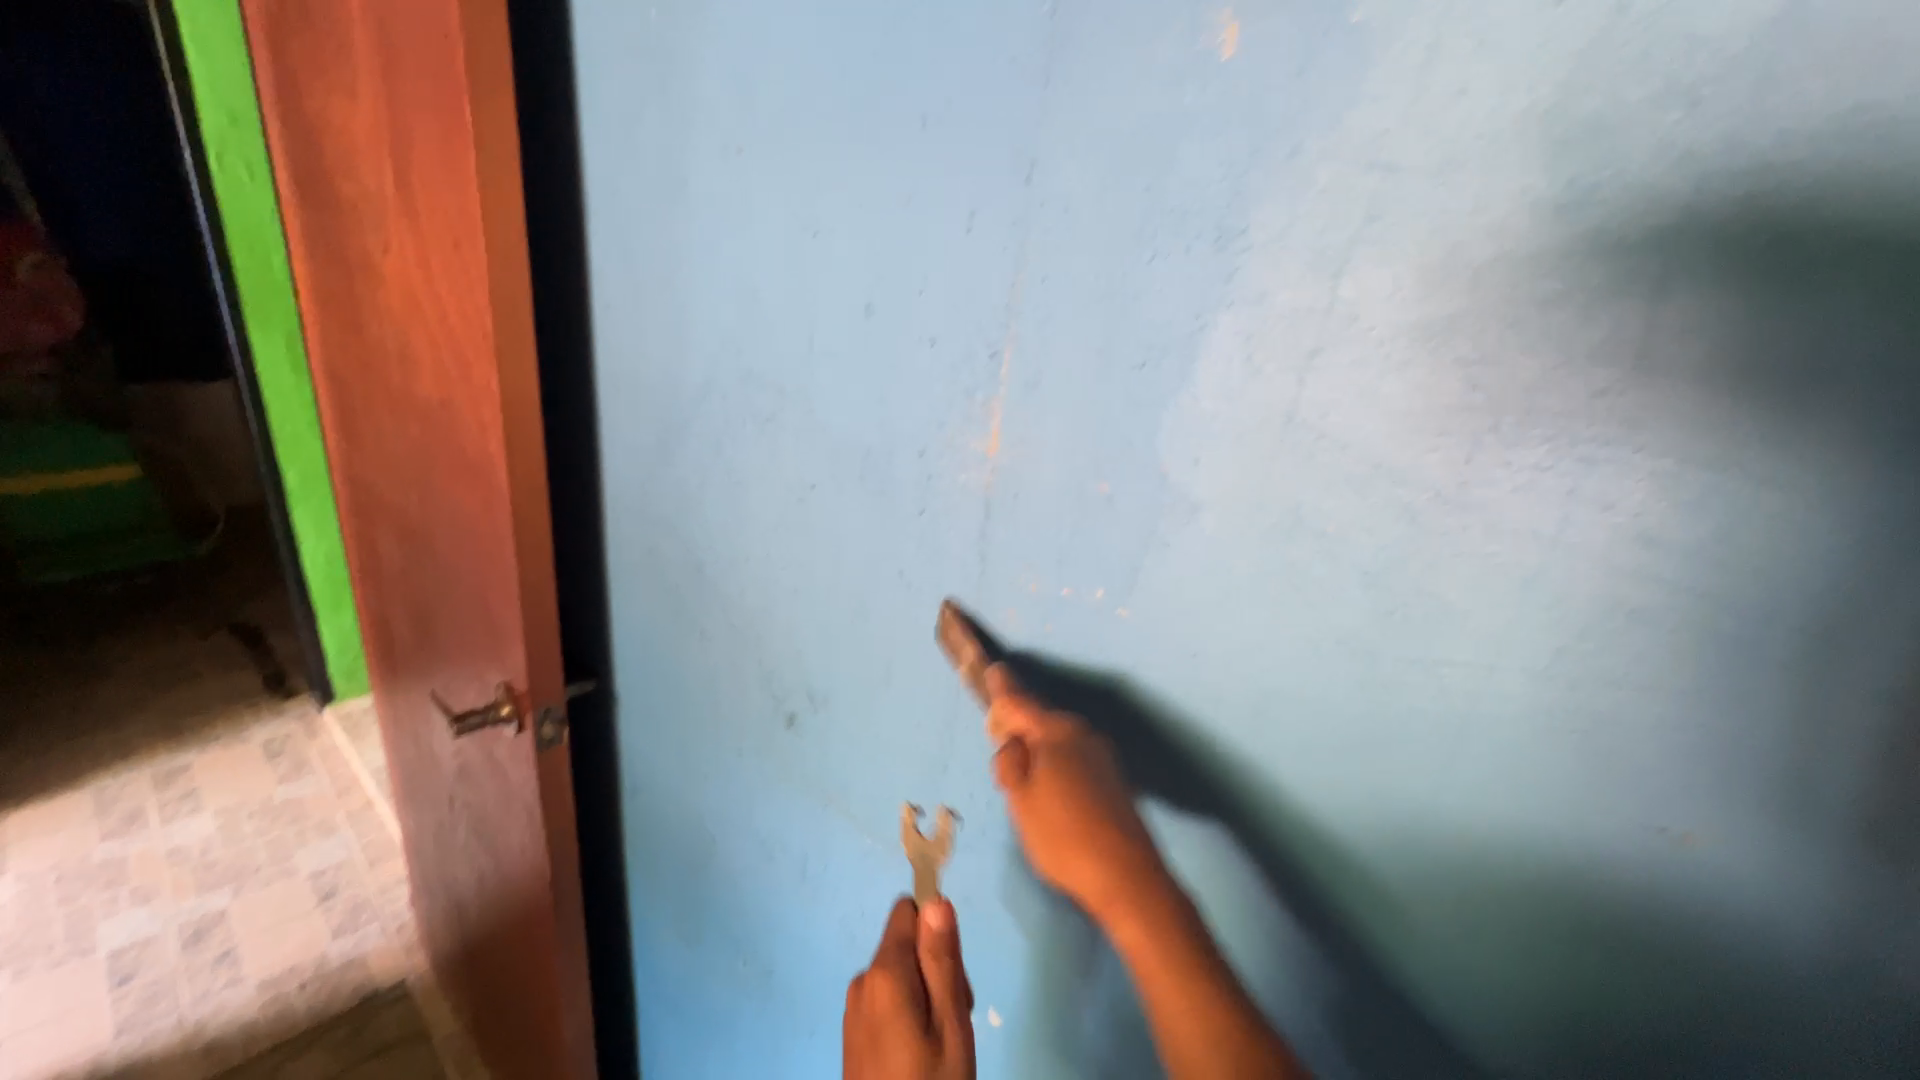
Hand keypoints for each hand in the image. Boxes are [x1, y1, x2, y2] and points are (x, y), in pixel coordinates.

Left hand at [843, 896, 974, 1079]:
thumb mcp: (949, 1022)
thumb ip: (942, 959)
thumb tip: (936, 900)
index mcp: (884, 971)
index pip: (909, 911)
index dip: (938, 933)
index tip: (953, 974)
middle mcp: (862, 980)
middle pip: (908, 945)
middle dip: (937, 970)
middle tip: (954, 1019)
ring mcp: (855, 1007)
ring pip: (901, 974)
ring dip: (927, 995)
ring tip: (941, 1043)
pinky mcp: (854, 1031)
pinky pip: (888, 1000)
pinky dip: (910, 1015)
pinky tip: (923, 1053)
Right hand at [986, 665, 1166, 922]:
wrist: (1127, 877)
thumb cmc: (1063, 837)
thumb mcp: (1020, 801)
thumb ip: (1010, 763)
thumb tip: (1014, 741)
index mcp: (1055, 732)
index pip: (1020, 702)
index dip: (1003, 689)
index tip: (995, 670)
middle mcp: (1083, 734)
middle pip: (1042, 723)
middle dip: (1020, 732)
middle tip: (1002, 761)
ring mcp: (1103, 756)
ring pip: (1059, 744)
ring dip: (1040, 754)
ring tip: (1026, 790)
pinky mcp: (1114, 779)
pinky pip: (1075, 760)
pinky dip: (1058, 768)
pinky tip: (1054, 799)